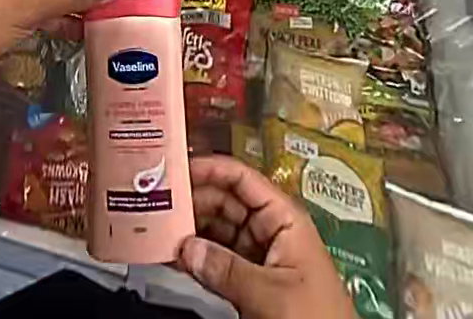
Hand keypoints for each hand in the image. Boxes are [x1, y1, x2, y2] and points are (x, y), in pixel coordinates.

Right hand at [179, 156, 355, 318]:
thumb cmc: (313, 318)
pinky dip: (200, 257)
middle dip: (195, 201)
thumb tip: (185, 246)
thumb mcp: (271, 294)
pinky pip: (220, 259)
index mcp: (282, 216)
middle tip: (160, 204)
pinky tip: (177, 258)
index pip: (242, 178)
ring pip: (220, 230)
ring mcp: (261, 255)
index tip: (176, 169)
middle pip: (226, 201)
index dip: (210, 169)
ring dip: (193, 229)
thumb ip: (226, 269)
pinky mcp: (253, 282)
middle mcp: (270, 228)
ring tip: (162, 229)